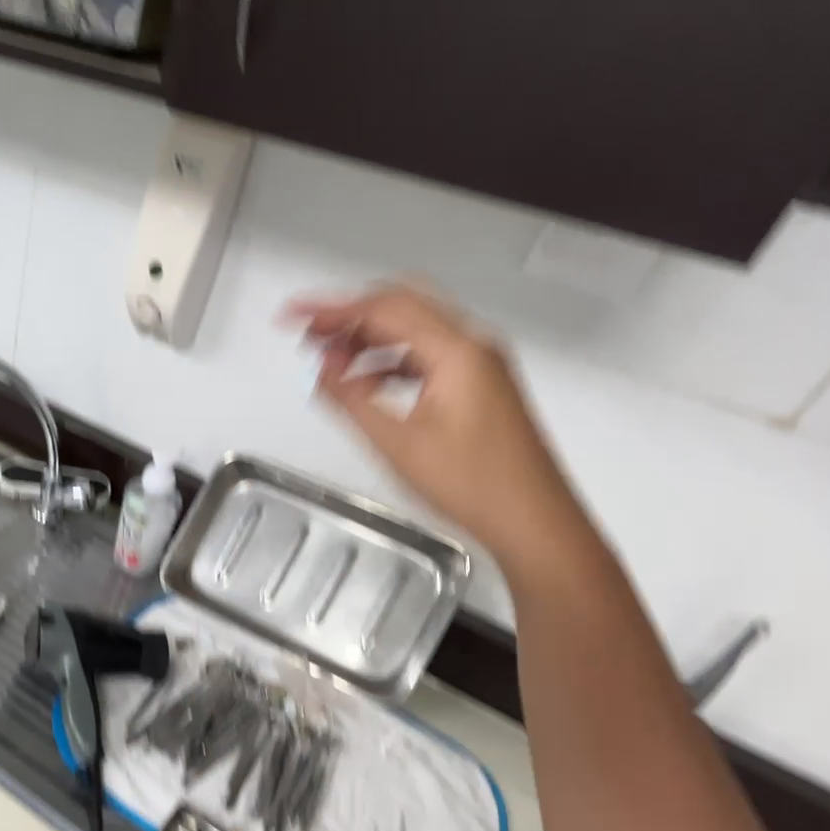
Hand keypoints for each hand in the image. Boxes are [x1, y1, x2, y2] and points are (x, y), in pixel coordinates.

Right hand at [283, 285, 587, 568]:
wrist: (534, 522)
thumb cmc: (477, 485)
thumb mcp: (397, 443)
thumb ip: (351, 397)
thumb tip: (320, 366)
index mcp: (457, 352)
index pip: (383, 309)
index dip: (331, 309)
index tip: (295, 315)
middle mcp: (474, 348)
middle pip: (400, 308)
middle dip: (348, 316)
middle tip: (307, 332)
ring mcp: (480, 365)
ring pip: (413, 332)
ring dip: (368, 339)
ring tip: (327, 359)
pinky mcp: (480, 386)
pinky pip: (427, 356)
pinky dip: (390, 360)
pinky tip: (365, 382)